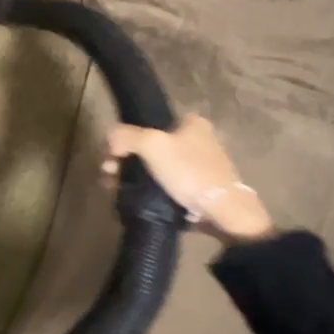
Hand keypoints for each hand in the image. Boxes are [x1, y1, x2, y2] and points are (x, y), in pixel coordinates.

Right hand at [105, 114, 273, 240]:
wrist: (225, 211)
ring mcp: (198, 165)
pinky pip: (165, 184)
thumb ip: (125, 135)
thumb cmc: (189, 171)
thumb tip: (109, 140)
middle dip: (123, 161)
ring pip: (154, 166)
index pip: (146, 124)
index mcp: (191, 122)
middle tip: (109, 176)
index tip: (111, 158)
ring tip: (115, 190)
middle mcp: (197, 139)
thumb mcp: (152, 145)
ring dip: (132, 177)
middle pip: (147, 146)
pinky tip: (134, 198)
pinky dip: (148, 190)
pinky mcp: (198, 187)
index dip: (124, 139)